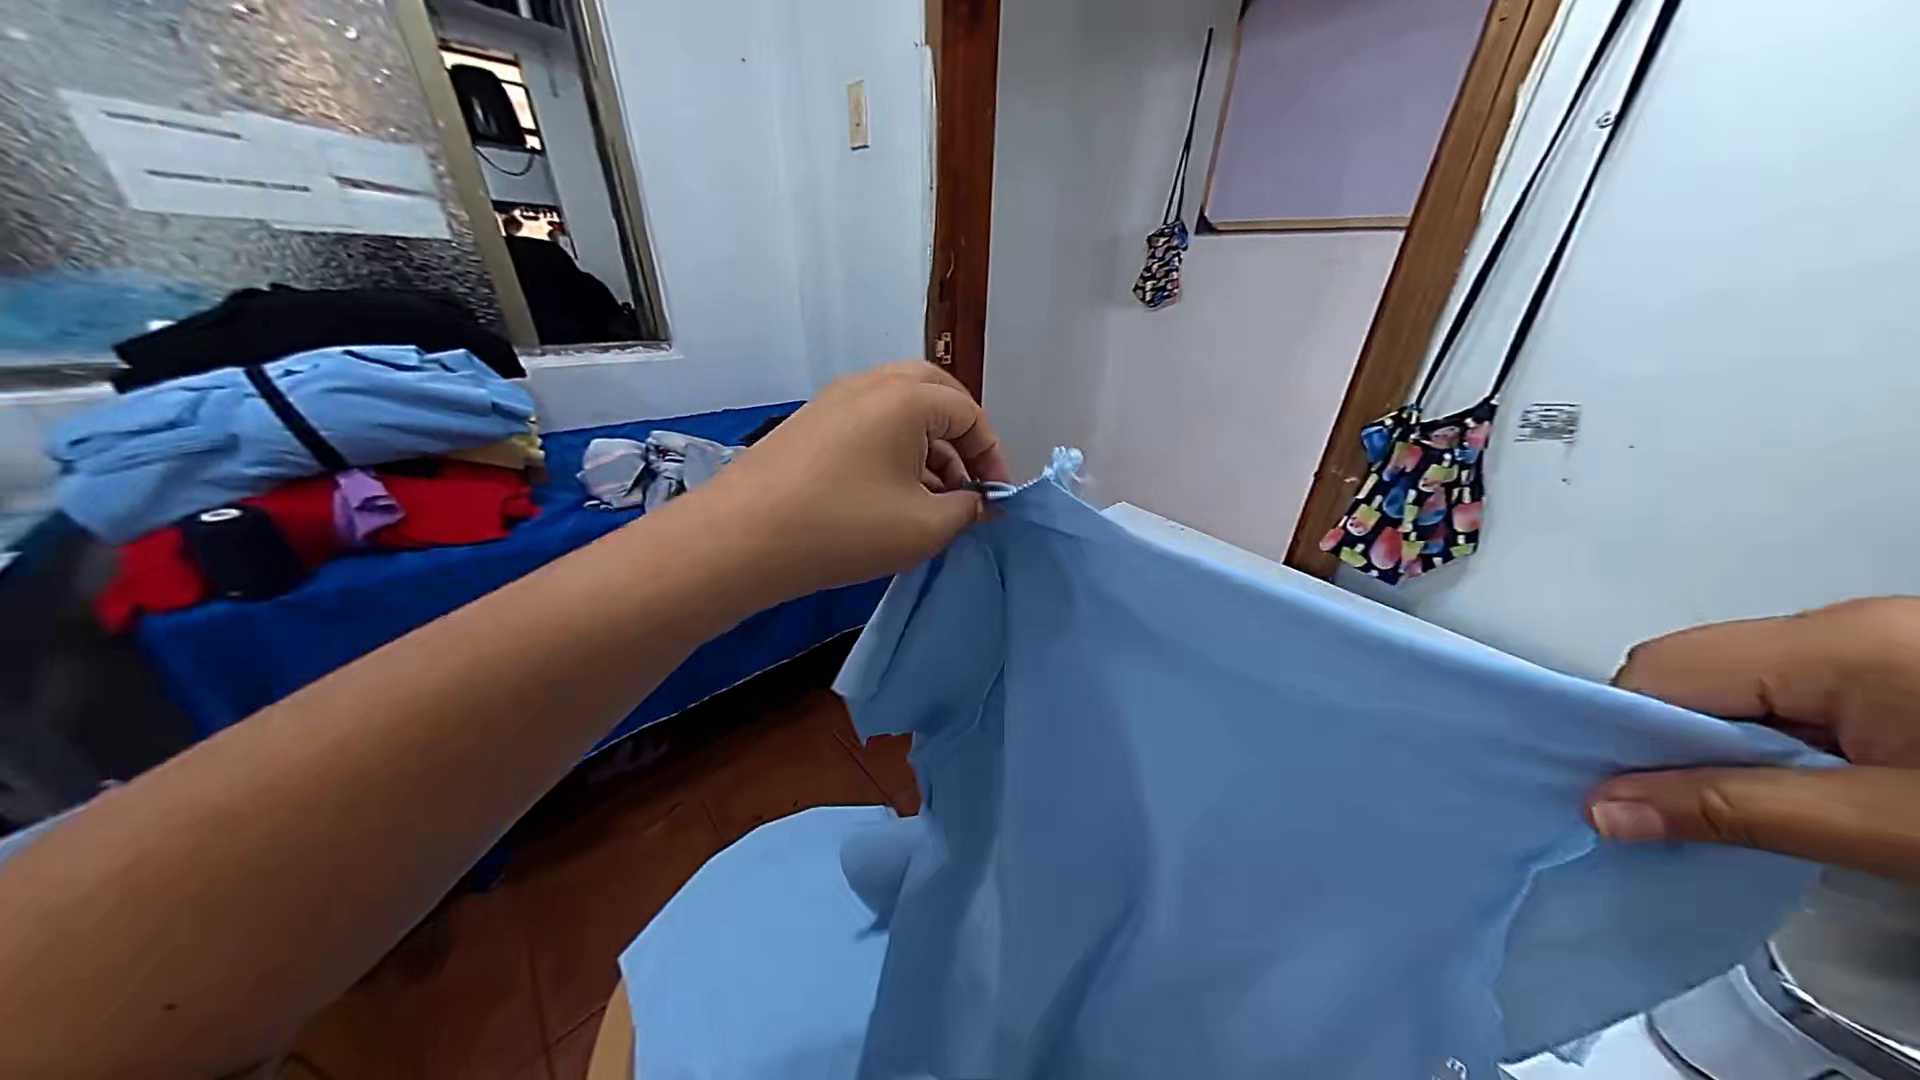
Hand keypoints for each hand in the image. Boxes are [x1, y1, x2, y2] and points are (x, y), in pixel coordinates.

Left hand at [689, 361, 1011, 598]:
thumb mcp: (924, 528)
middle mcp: (871, 384)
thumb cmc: (844, 528)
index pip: (969, 414)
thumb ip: (966, 510)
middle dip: (960, 439)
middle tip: (968, 481)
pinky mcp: (810, 423)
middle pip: (934, 396)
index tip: (995, 499)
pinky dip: (893, 450)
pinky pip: (868, 424)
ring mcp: (834, 400)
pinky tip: (891, 496)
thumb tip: (978, 502)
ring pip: (899, 410)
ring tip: (933, 499)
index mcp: (906, 397)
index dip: (992, 457)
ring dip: (927, 447)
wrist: (742, 539)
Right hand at [1588, 598, 1919, 880]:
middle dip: (1670, 736)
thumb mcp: (1898, 831)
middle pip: (1691, 668)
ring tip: (1764, 801)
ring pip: (1733, 682)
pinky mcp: (1897, 666)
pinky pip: (1783, 690)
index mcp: (1835, 643)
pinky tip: (1803, 782)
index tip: (1624, 792)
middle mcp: (1841, 625)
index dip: (1628, 729)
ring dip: (1720, 741)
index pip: (1662, 669)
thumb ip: (1736, 810)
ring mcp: (1873, 640)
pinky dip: (1766, 737)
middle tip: (1690, 803)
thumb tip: (1607, 809)